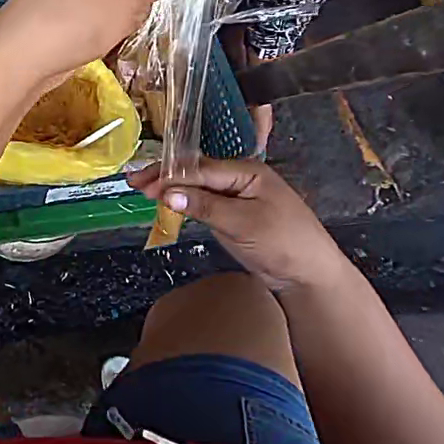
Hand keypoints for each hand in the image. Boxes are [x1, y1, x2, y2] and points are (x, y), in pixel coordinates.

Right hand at [128, 157, 348, 290]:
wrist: (310, 274)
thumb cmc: (284, 242)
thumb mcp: (243, 223)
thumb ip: (205, 207)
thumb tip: (168, 194)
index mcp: (247, 171)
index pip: (200, 169)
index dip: (170, 176)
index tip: (143, 183)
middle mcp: (240, 179)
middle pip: (196, 173)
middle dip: (165, 176)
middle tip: (133, 180)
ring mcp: (237, 197)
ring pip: (198, 187)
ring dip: (172, 188)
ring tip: (142, 187)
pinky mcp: (234, 216)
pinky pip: (204, 203)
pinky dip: (184, 202)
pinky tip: (167, 202)